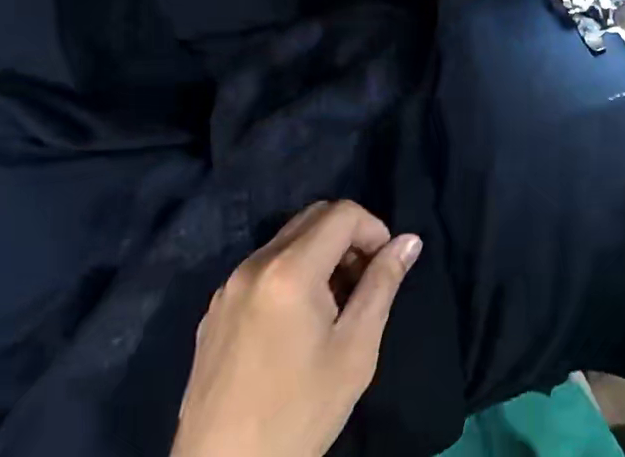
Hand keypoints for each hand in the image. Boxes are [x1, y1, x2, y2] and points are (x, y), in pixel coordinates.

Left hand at [171, 201, 421, 456]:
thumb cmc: (299, 412)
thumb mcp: (356, 350)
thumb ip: (383, 285)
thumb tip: (409, 241)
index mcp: (290, 269)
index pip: (342, 213)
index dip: (373, 229)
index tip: (384, 267)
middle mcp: (254, 263)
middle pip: (312, 217)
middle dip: (347, 237)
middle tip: (363, 284)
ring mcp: (228, 285)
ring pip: (286, 240)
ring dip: (319, 255)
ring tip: (334, 307)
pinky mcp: (215, 308)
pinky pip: (262, 268)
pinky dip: (290, 274)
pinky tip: (297, 324)